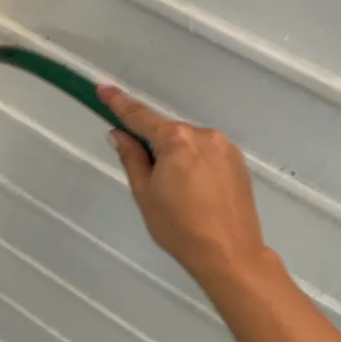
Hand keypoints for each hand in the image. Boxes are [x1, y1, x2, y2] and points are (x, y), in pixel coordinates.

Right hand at [99, 85, 273, 296]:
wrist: (230, 253)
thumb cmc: (179, 227)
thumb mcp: (145, 194)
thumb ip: (132, 158)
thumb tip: (119, 134)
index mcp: (176, 140)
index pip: (140, 116)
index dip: (119, 103)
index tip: (103, 87)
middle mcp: (203, 135)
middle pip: (167, 132)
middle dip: (153, 144)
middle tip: (148, 179)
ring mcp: (224, 147)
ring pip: (188, 143)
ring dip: (175, 156)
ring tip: (176, 193)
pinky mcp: (238, 162)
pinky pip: (205, 153)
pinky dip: (193, 164)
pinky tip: (194, 192)